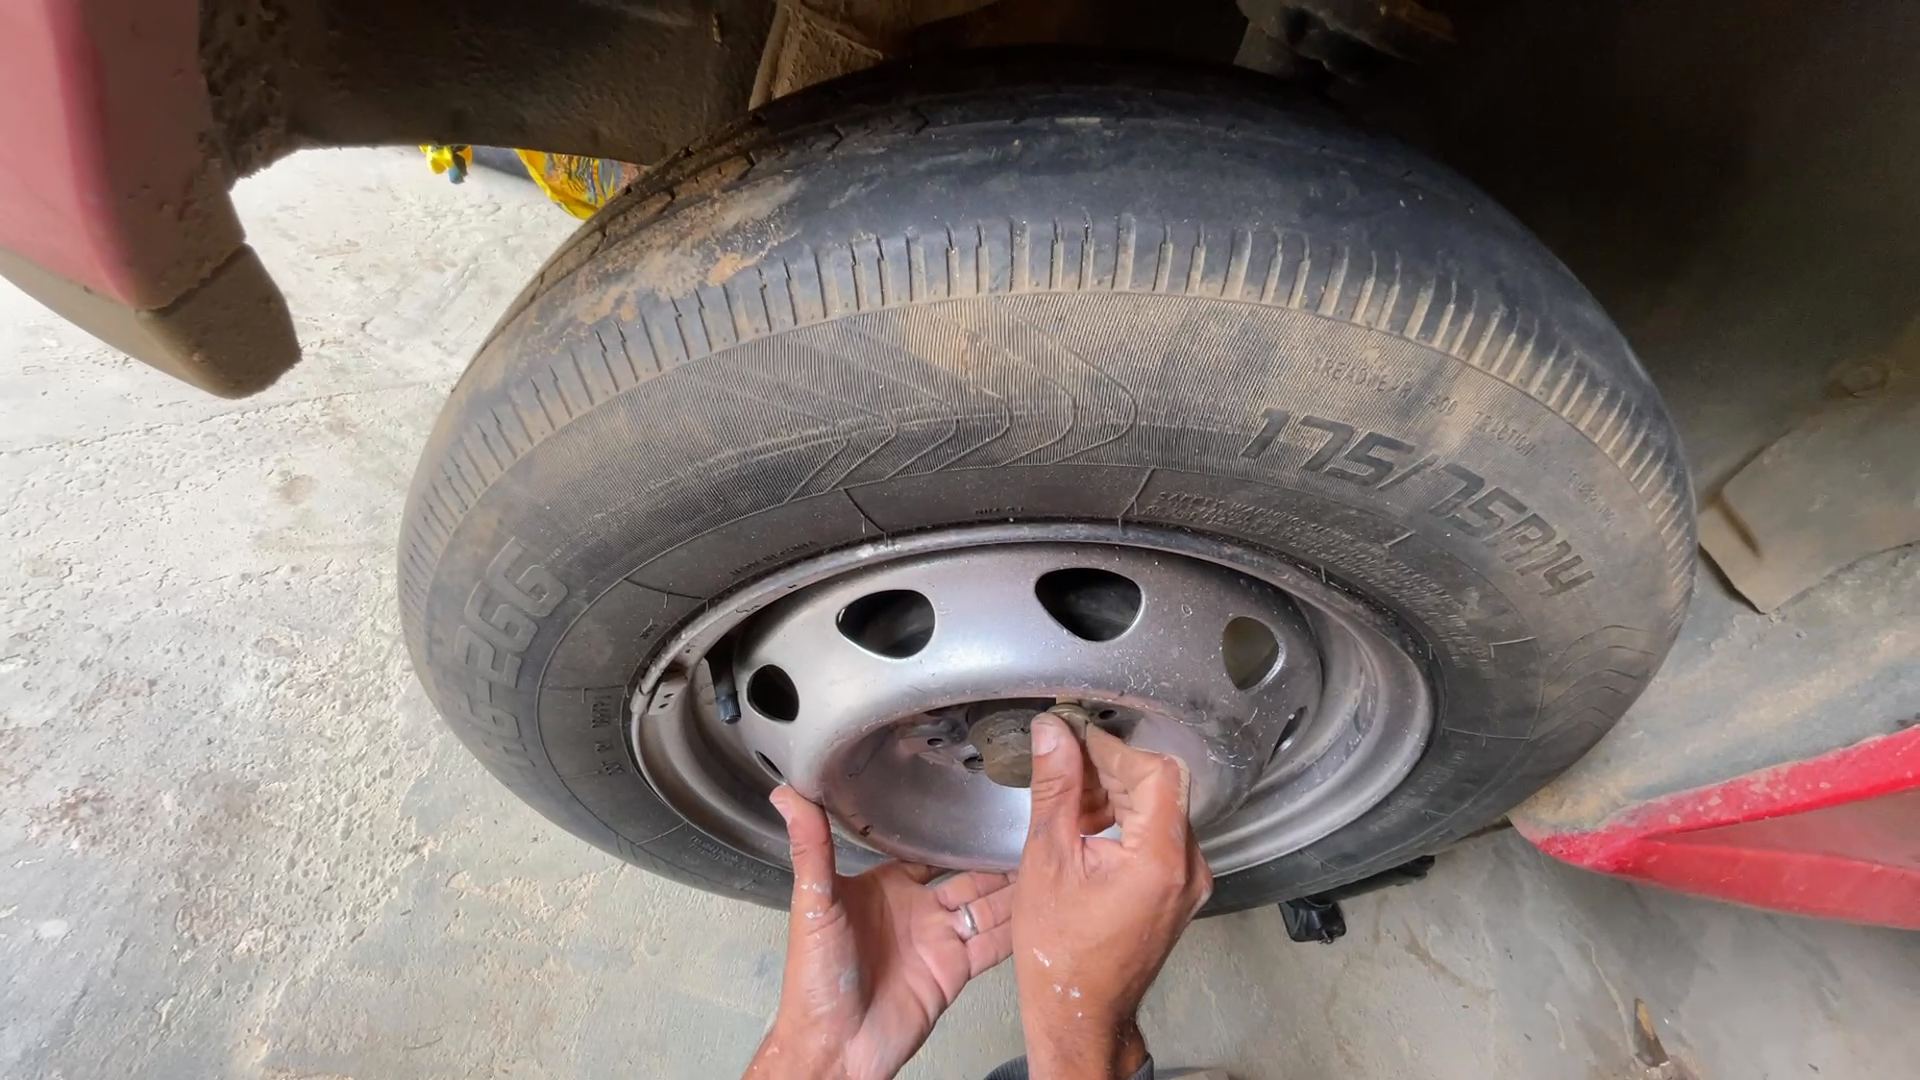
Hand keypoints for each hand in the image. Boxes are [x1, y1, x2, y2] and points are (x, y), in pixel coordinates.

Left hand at [744, 786, 1016, 1079]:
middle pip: (966, 875)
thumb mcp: (814, 902)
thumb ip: (811, 847)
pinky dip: (1014, 927)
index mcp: (887, 885)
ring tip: (1043, 858)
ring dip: (1010, 886)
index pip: (927, 850)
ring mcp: (939, 940)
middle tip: (1026, 827)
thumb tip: (787, 792)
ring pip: (984, 905)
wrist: (833, 1048)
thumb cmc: (815, 976)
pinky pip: (991, 944)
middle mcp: (918, 908)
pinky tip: (1038, 906)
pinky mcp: (955, 972)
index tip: (978, 799)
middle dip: (992, 856)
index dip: (952, 830)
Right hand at [1011, 715, 1212, 1079]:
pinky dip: (1123, 815)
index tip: (1076, 735)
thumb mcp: (1048, 857)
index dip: (1113, 747)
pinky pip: (1157, 830)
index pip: (1155, 772)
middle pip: (1159, 786)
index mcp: (1162, 860)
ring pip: (1158, 805)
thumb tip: (1053, 734)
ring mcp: (1188, 879)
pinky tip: (1085, 819)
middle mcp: (1189, 867)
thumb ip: (1056, 787)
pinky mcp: (1178, 886)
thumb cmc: (1061, 951)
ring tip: (1068, 794)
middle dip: (1109, 766)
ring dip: (1114, 790)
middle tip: (1065, 758)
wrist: (1079, 1011)